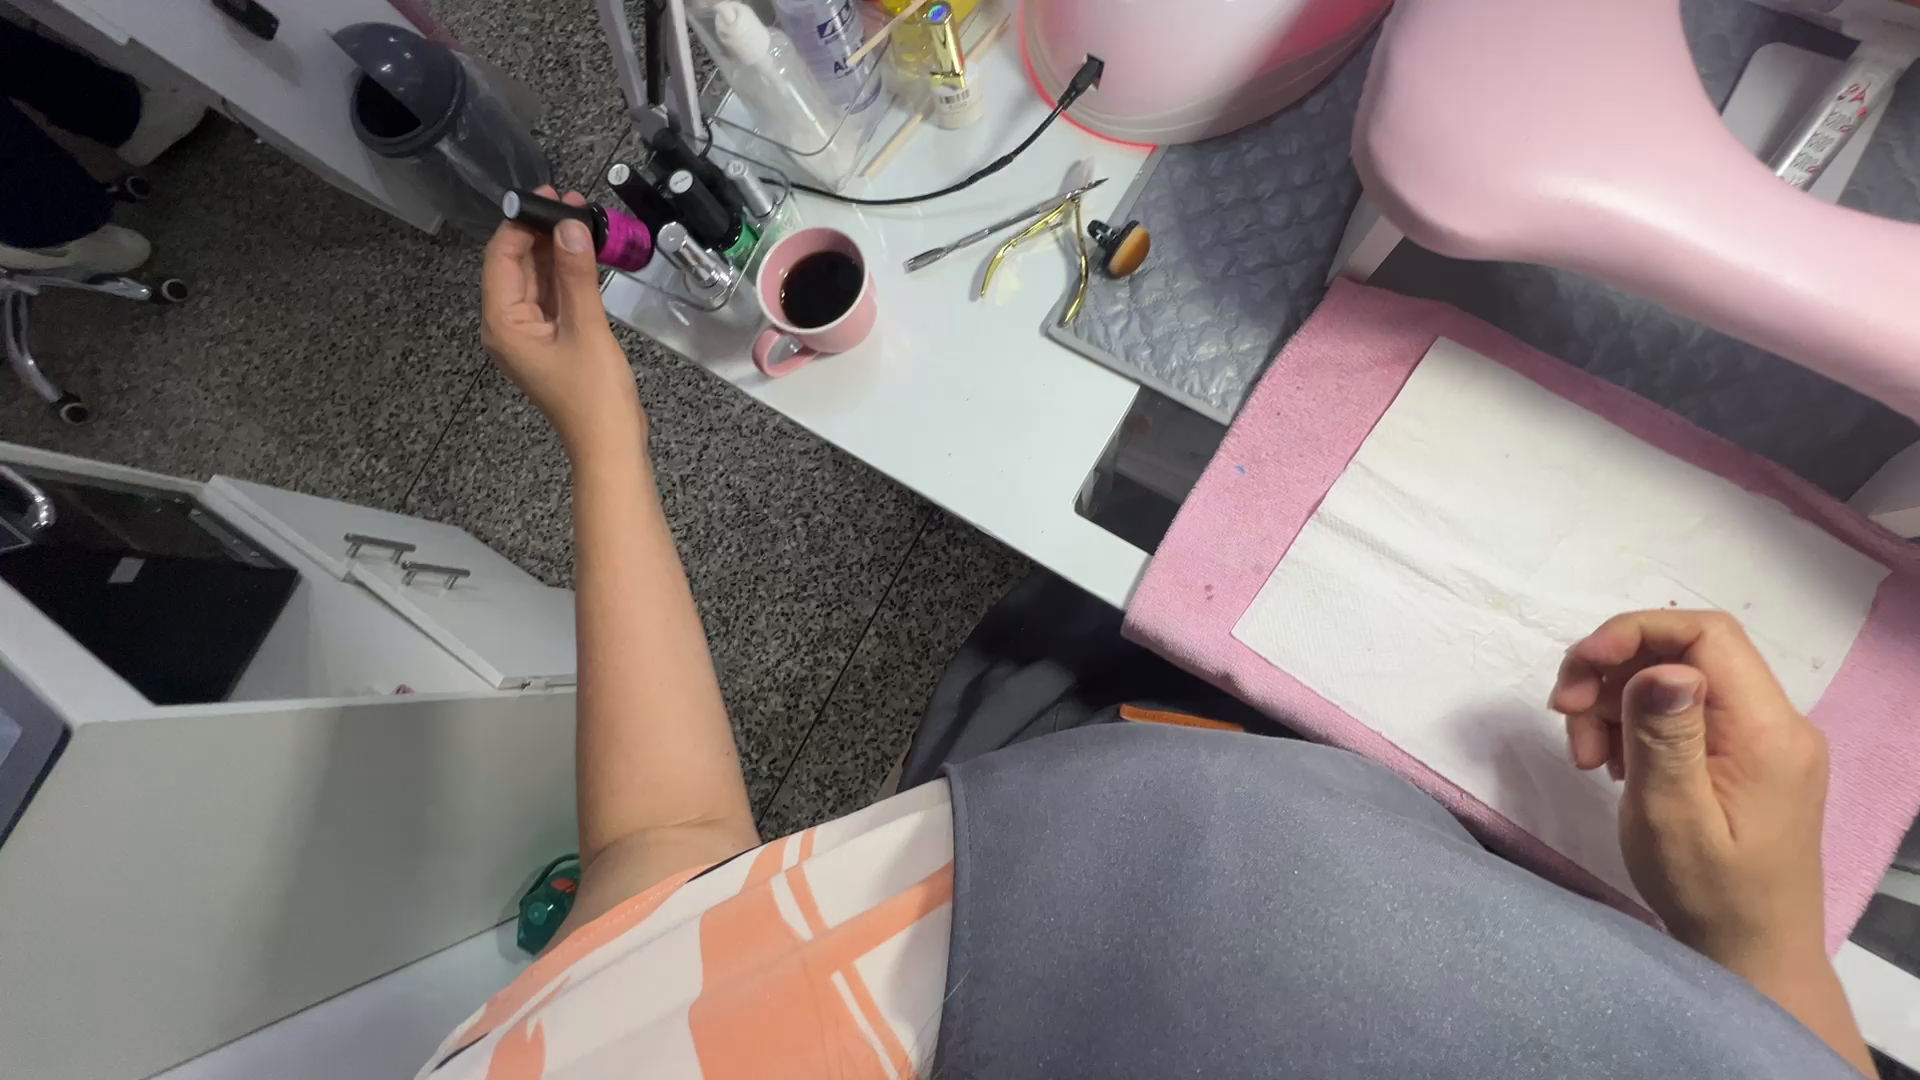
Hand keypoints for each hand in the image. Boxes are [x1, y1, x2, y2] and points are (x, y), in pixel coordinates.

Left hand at [481, 186, 643, 455]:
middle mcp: (509, 327)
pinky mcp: (553, 346)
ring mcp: (531, 338)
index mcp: (504, 323)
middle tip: (573, 205)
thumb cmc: (595, 393)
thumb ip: (576, 276)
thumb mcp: (587, 329)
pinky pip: (554, 303)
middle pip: (518, 268)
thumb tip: (571, 226)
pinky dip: (568, 281)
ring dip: (557, 256)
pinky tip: (586, 261)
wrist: (611, 444)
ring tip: (583, 224)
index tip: (551, 198)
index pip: (503, 258)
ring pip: (538, 284)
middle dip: (543, 236)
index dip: (523, 224)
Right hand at [1549, 610, 1828, 972]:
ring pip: (1658, 678)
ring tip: (1583, 754)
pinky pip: (1663, 709)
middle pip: (1675, 651)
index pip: (1707, 635)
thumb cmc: (1707, 886)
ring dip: (1605, 701)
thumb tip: (1665, 671)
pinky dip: (1619, 722)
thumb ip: (1667, 738)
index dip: (1634, 632)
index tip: (1580, 666)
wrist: (1745, 944)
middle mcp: (1768, 722)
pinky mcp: (1728, 752)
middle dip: (1605, 669)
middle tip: (1563, 710)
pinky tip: (1604, 761)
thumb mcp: (1673, 813)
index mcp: (1765, 731)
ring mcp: (1750, 737)